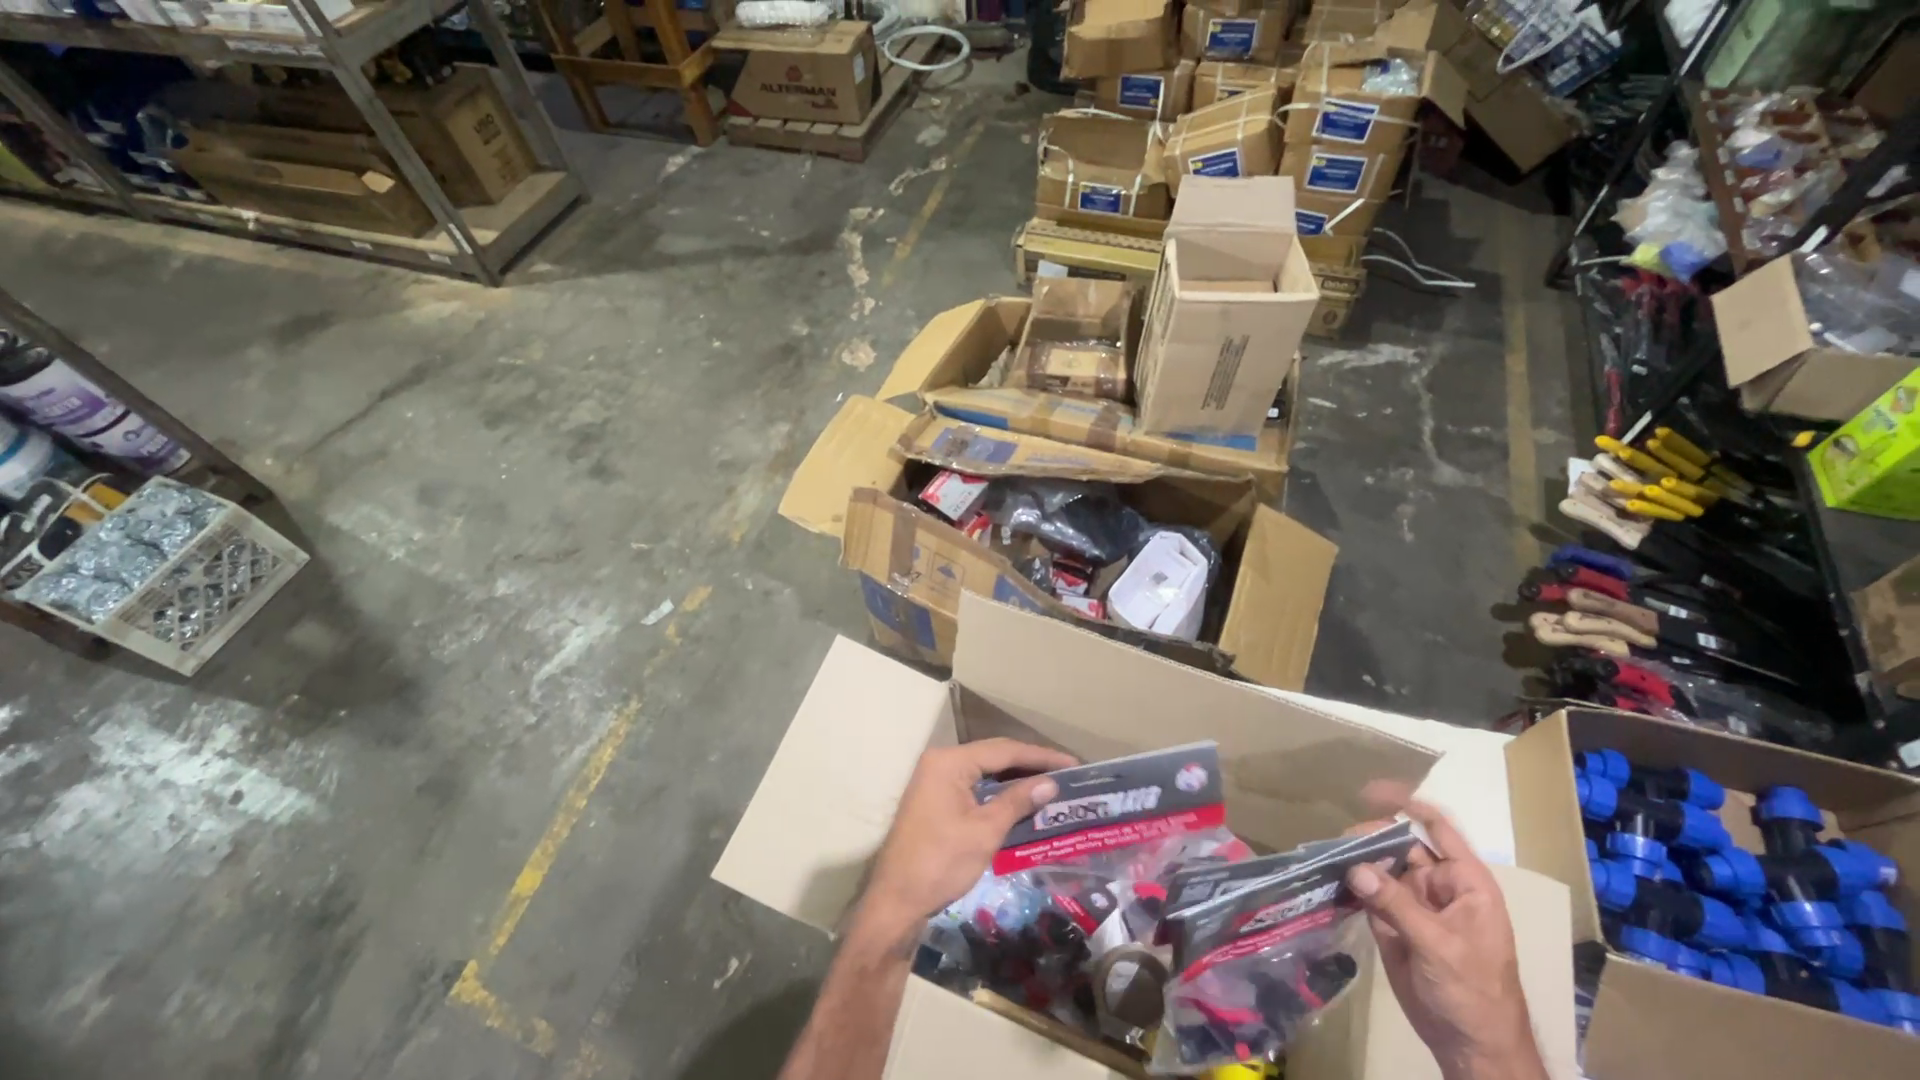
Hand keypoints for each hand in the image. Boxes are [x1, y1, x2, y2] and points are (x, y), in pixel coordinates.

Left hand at [856, 739, 1076, 941]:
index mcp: (949, 762)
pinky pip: (974, 786)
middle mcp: (940, 762)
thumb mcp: (985, 831)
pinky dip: (998, 792)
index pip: (1003, 750)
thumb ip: (1017, 801)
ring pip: (984, 771)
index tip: (1074, 764)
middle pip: (994, 756)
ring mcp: (935, 780)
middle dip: (1030, 764)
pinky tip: (1023, 799)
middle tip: (1067, 773)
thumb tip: (1050, 784)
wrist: (897, 901)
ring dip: (1016, 779)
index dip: (1041, 756)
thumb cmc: (941, 863)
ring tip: (1052, 784)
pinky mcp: (935, 799)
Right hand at [1345, 800, 1543, 1079]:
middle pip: (1401, 846)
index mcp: (1465, 882)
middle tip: (1339, 842)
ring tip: (1326, 855)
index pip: (1437, 829)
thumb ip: (1397, 904)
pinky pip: (1368, 895)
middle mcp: (1438, 886)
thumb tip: (1355, 868)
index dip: (1408, 805)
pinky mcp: (1393, 926)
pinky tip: (1327, 878)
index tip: (1371, 791)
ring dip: (1356, 860)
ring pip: (1380, 869)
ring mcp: (1414, 905)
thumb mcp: (1440, 946)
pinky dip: (1349, 885)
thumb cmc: (1473, 991)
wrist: (1471, 1045)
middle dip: (1371, 837)